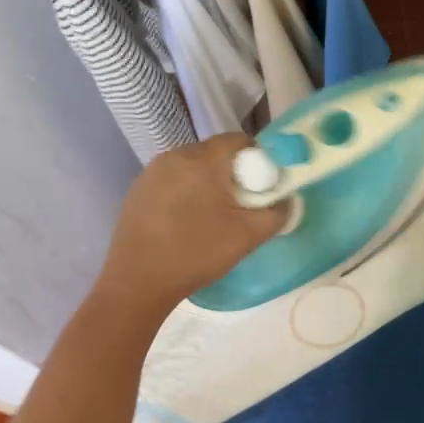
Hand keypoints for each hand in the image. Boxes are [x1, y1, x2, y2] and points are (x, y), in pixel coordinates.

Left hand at [96, 134, 287, 317]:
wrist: (138, 282)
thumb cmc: (197, 253)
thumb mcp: (249, 236)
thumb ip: (277, 212)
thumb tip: (286, 200)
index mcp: (203, 160)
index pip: (239, 140)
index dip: (258, 159)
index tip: (261, 188)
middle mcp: (175, 156)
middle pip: (215, 152)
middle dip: (233, 173)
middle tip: (241, 206)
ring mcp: (152, 172)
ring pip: (193, 166)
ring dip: (209, 183)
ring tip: (213, 216)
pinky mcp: (138, 189)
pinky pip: (173, 180)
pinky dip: (187, 193)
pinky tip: (187, 222)